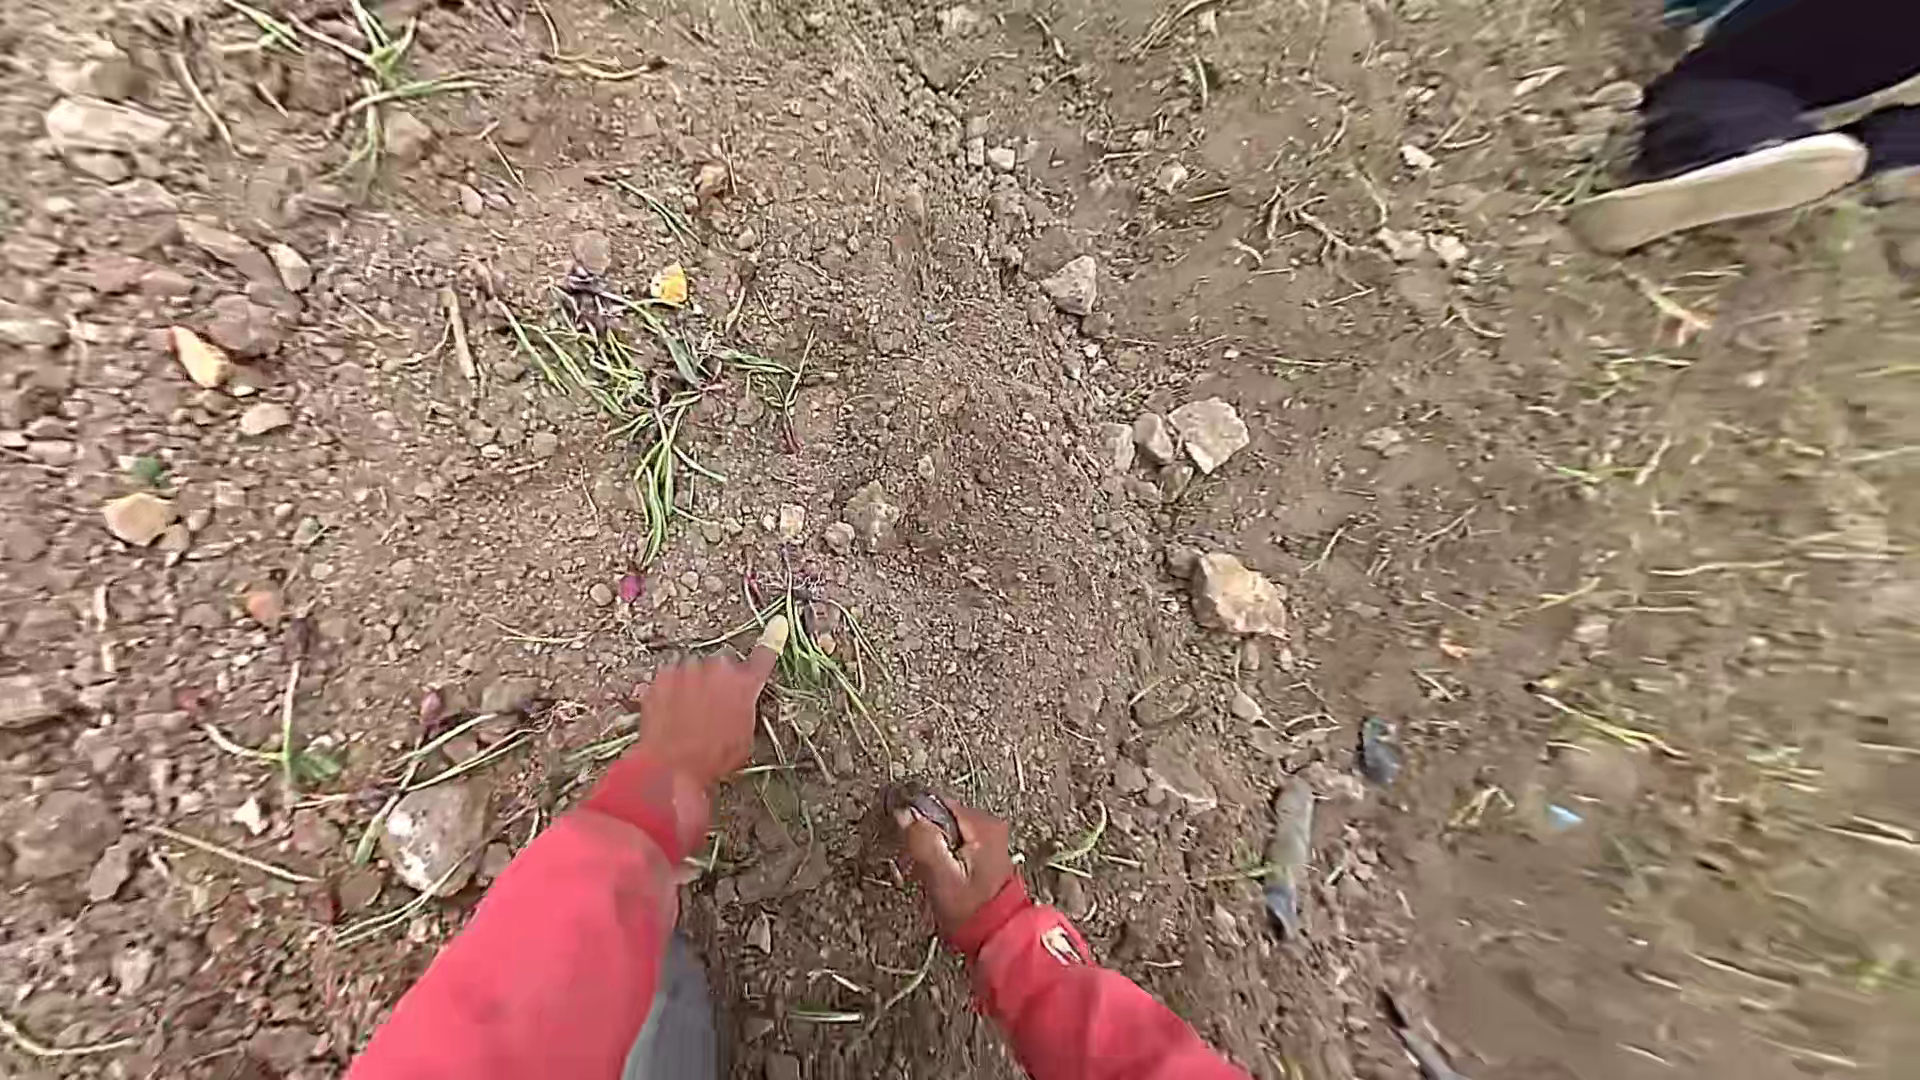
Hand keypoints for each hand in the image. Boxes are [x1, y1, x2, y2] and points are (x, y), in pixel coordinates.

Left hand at [635, 617, 783, 785]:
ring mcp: (689, 669)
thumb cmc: (713, 759)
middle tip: (710, 706)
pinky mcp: (662, 676)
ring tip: (686, 712)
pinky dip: (670, 688)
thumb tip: (740, 704)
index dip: (774, 638)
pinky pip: (670, 676)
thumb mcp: (744, 737)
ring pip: (694, 668)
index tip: (779, 623)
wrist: (670, 768)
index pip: (765, 655)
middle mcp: (720, 669)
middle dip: (718, 678)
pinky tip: (670, 711)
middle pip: (722, 663)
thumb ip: (746, 708)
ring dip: (693, 682)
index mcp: (745, 683)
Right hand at [897, 800, 1016, 937]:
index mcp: (982, 825)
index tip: (909, 845)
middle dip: (924, 840)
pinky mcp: (985, 851)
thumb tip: (905, 814)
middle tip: (919, 867)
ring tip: (932, 877)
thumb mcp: (941, 877)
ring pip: (946, 831)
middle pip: (941, 818)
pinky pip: (955, 843)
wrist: (997, 938)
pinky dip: (943, 857)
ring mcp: (988, 838)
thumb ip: (922, 842)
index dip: (917, 823)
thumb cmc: (973, 912)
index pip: (937, 804)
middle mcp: (988, 825)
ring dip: (932, 851)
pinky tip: (942, 878)